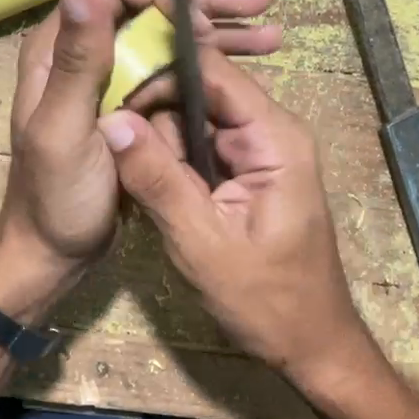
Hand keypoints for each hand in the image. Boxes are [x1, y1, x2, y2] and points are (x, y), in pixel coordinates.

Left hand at [0, 0, 280, 315]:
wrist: (53, 251)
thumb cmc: (54, 196)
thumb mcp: (64, 129)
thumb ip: (76, 59)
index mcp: (56, 49)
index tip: (197, 25)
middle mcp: (84, 52)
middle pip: (146, 6)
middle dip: (203, 5)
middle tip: (258, 4)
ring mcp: (111, 77)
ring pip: (166, 36)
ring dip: (217, 30)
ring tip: (271, 29)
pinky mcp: (134, 102)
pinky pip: (175, 69)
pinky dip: (212, 64)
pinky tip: (256, 60)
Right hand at [97, 48, 383, 394]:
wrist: (308, 347)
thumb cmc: (266, 301)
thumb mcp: (201, 242)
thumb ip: (156, 177)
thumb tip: (110, 119)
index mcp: (274, 137)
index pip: (210, 71)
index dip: (159, 77)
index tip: (115, 104)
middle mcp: (268, 131)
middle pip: (196, 92)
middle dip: (154, 117)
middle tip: (119, 153)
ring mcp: (255, 150)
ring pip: (190, 119)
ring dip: (158, 144)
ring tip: (134, 178)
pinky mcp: (241, 170)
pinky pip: (195, 145)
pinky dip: (168, 161)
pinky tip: (150, 185)